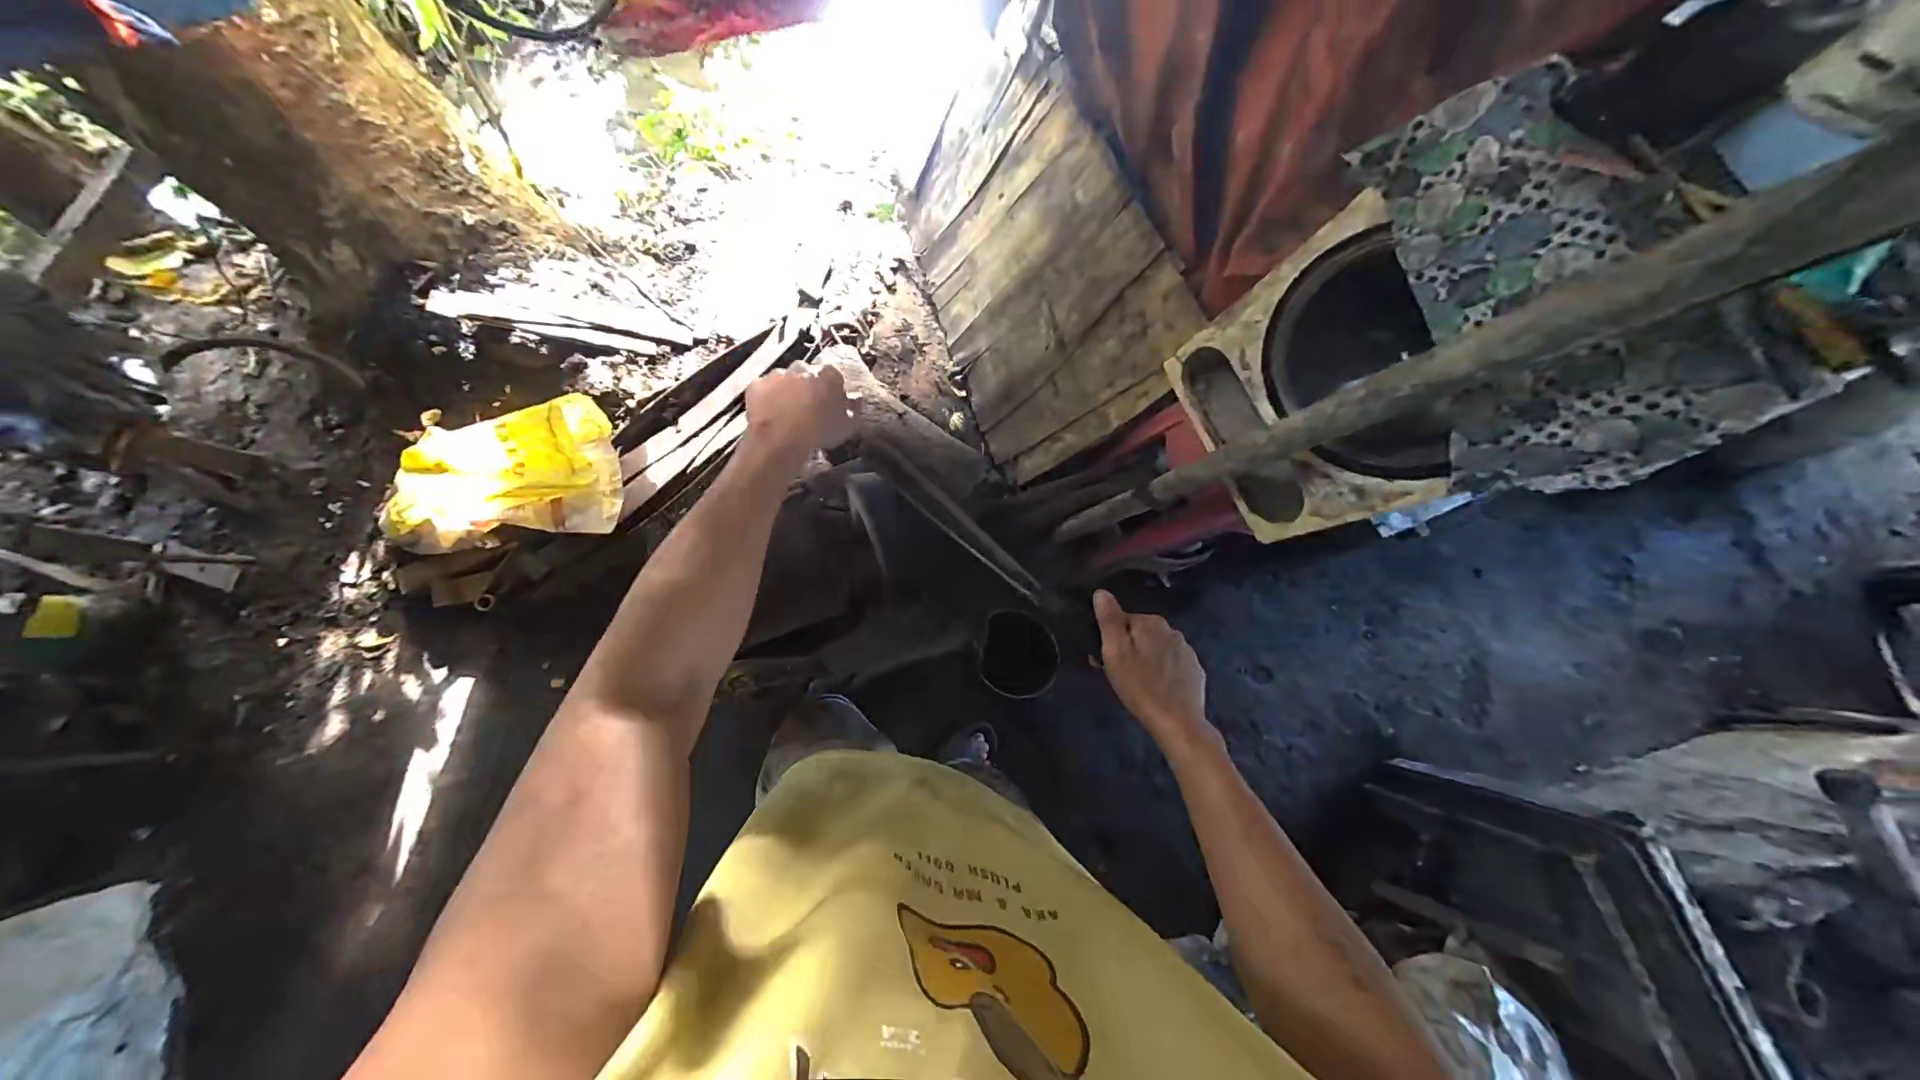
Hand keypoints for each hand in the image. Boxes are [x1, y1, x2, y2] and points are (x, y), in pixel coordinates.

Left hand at [744, 361, 855, 459]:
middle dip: (808, 386)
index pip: (833, 375)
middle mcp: (802, 367)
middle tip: (808, 407)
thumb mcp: (848, 425)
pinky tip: (770, 413)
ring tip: (787, 413)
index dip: (831, 389)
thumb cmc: (820, 431)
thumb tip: (857, 397)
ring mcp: (777, 374)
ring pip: (784, 379)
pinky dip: (767, 397)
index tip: (829, 403)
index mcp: (828, 374)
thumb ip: (855, 408)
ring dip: (787, 390)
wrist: (782, 438)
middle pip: (807, 374)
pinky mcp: (757, 384)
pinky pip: (764, 388)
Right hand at [1092, 590, 1215, 751]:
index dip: (1111, 639)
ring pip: (1158, 650)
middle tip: (1118, 674)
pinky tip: (1158, 690)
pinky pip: (1173, 666)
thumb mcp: (1114, 652)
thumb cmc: (1139, 686)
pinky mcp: (1195, 672)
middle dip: (1130, 649)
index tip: (1104, 659)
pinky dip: (1163, 673)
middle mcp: (1172, 631)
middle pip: (1142, 634)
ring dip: (1147, 660)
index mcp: (1150, 622)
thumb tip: (1102, 592)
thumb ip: (1108, 620)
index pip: (1123, 621)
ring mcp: (1187, 652)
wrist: (1177, 722)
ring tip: (1137, 685)